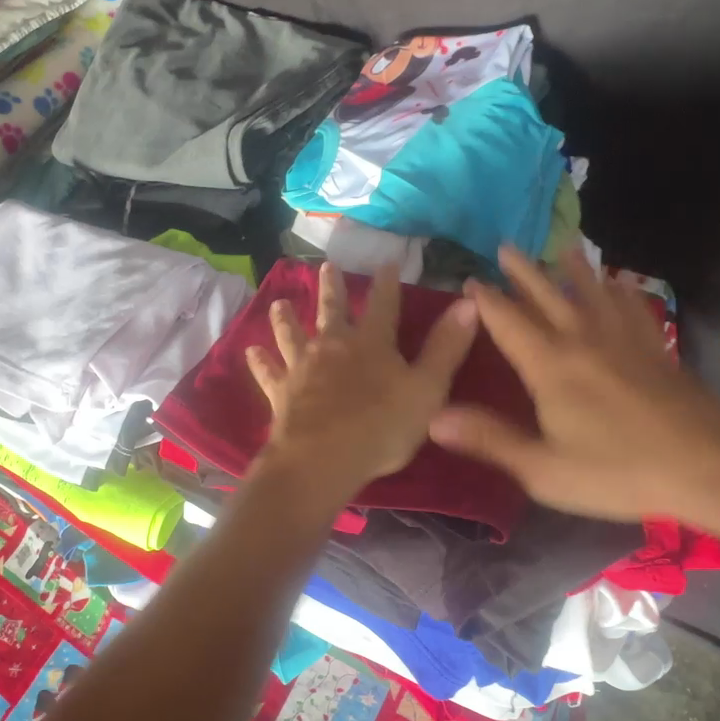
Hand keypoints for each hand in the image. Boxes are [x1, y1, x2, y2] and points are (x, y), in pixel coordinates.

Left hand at [246, 262, 479, 497]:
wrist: (322, 459)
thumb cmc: (381, 426)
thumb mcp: (428, 388)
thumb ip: (446, 347)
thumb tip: (469, 302)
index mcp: (372, 343)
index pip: (383, 304)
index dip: (386, 283)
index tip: (386, 262)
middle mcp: (334, 346)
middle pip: (332, 310)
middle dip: (331, 288)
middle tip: (326, 267)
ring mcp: (303, 368)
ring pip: (292, 335)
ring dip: (286, 318)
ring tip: (279, 302)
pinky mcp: (281, 393)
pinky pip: (268, 373)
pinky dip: (260, 362)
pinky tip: (250, 352)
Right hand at [428, 246, 719, 521]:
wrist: (708, 462)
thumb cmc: (619, 470)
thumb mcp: (545, 468)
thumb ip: (490, 440)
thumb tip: (434, 417)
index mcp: (549, 365)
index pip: (508, 321)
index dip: (486, 299)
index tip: (470, 278)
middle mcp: (582, 339)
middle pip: (546, 296)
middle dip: (523, 272)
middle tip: (506, 246)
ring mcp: (622, 339)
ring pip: (591, 292)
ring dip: (572, 269)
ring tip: (562, 248)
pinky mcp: (654, 347)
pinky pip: (631, 307)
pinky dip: (620, 290)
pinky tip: (620, 283)